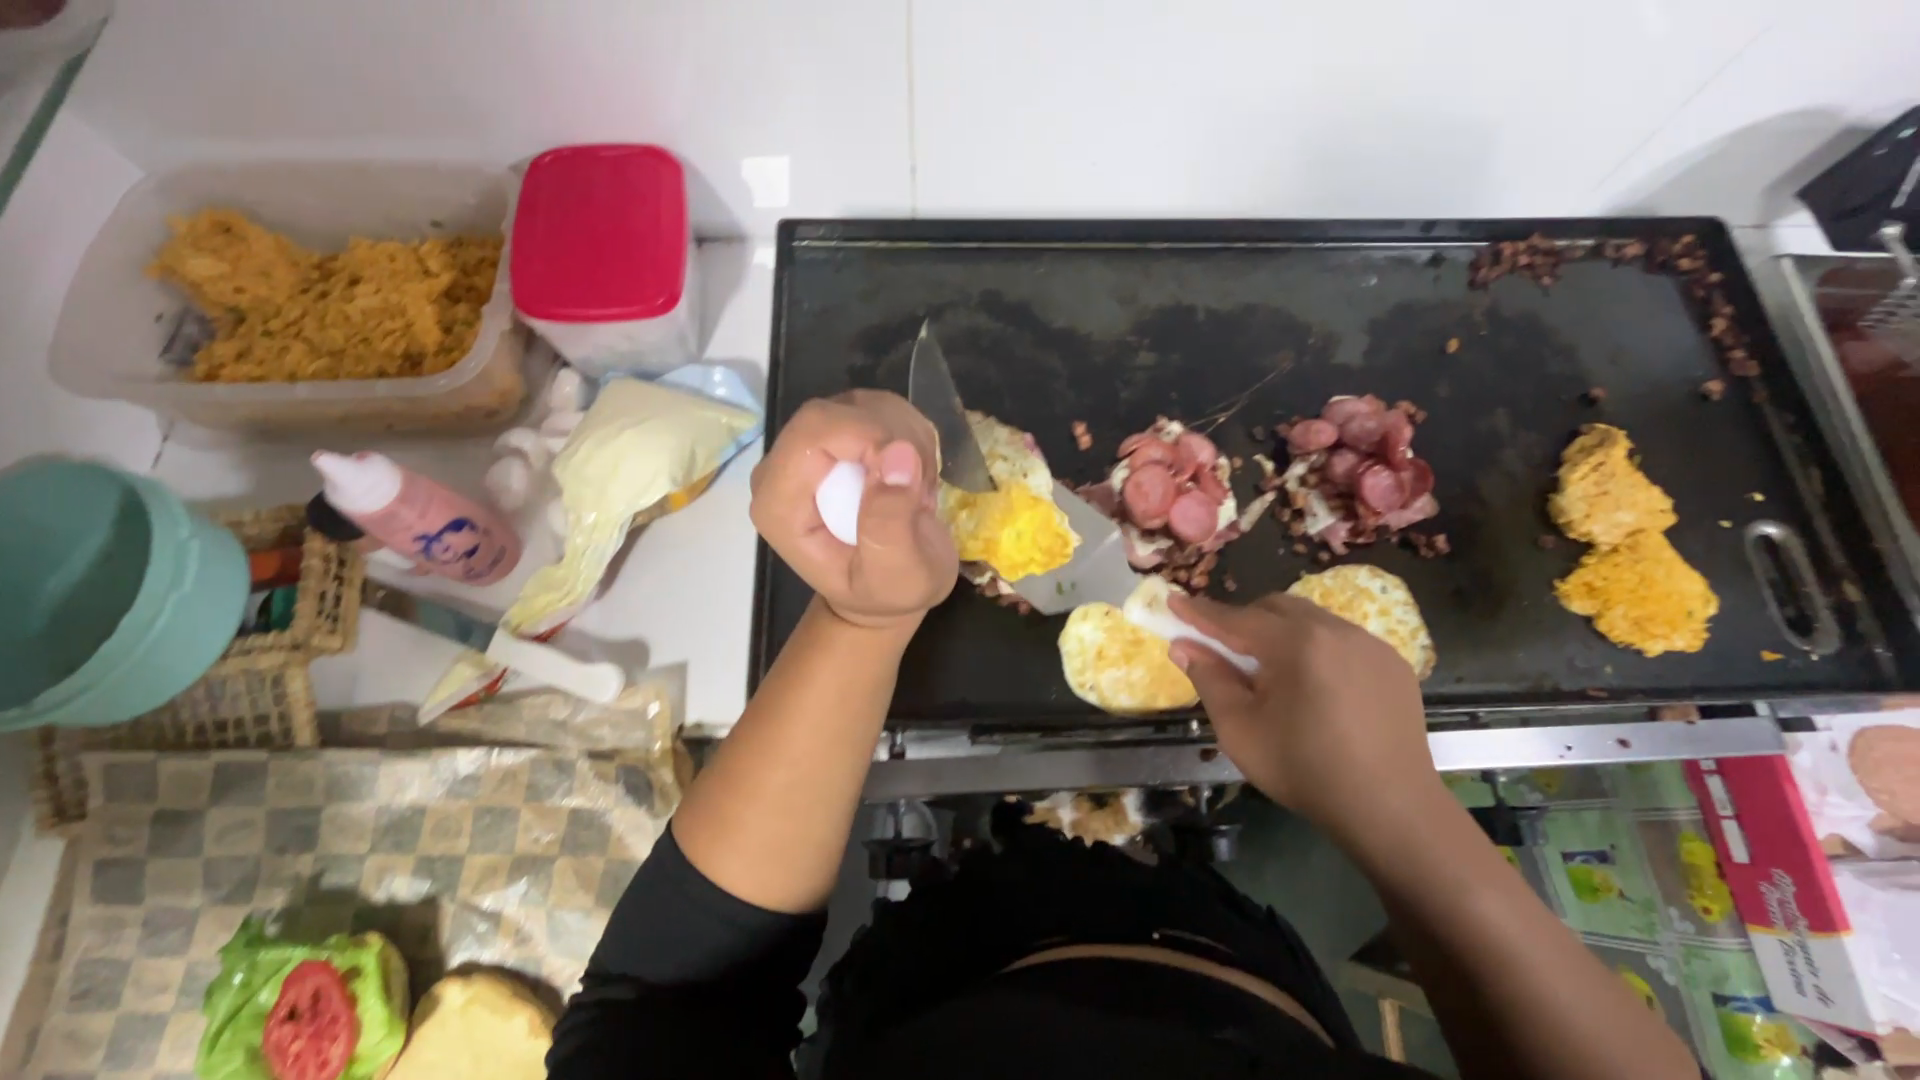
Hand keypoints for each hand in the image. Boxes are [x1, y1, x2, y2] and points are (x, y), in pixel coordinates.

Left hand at [750, 390, 957, 628]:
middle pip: (837, 412)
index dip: (868, 437)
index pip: (813, 431)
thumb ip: (891, 524)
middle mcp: (782, 469)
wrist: (887, 596)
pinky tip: (913, 473)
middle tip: (920, 488)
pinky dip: (909, 433)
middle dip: (893, 439)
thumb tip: (898, 455)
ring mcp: (809, 448)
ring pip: (863, 405)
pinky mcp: (836, 436)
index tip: (909, 476)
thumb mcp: (897, 576)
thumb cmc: (887, 594)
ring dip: (907, 438)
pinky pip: (877, 408)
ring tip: (918, 489)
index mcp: (778, 503)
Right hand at [1168, 592, 1440, 837]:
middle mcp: (1336, 630)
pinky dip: (1315, 648)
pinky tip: (1312, 685)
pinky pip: (1341, 640)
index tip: (1172, 602)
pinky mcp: (1393, 664)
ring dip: (1281, 633)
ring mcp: (1370, 644)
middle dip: (1243, 621)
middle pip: (1276, 608)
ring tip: (1269, 671)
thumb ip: (1209, 680)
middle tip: (1221, 648)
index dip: (1200, 612)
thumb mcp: (1240, 730)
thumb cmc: (1304, 770)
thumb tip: (1183, 646)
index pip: (1236, 619)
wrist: (1390, 808)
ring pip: (1311, 620)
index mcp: (1296, 643)